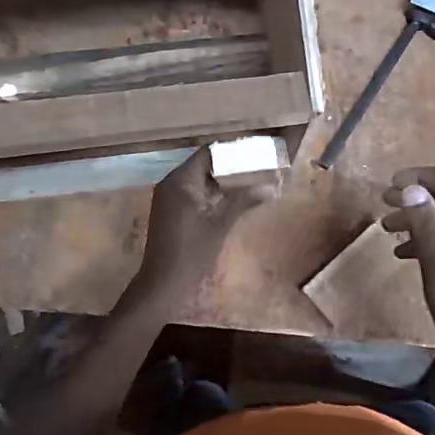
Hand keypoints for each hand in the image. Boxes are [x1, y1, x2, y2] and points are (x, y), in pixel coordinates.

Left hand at [138, 147, 274, 295]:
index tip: (255, 151)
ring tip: (252, 179)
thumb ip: (243, 200)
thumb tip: (270, 186)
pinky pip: (195, 193)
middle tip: (258, 165)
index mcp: (180, 181)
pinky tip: (235, 198)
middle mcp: (172, 184)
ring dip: (224, 180)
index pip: (208, 153)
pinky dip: (214, 193)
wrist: (163, 284)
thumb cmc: (191, 252)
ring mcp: (170, 199)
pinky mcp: (173, 212)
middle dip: (231, 165)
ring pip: (201, 180)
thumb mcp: (220, 224)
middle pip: (205, 164)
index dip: (232, 150)